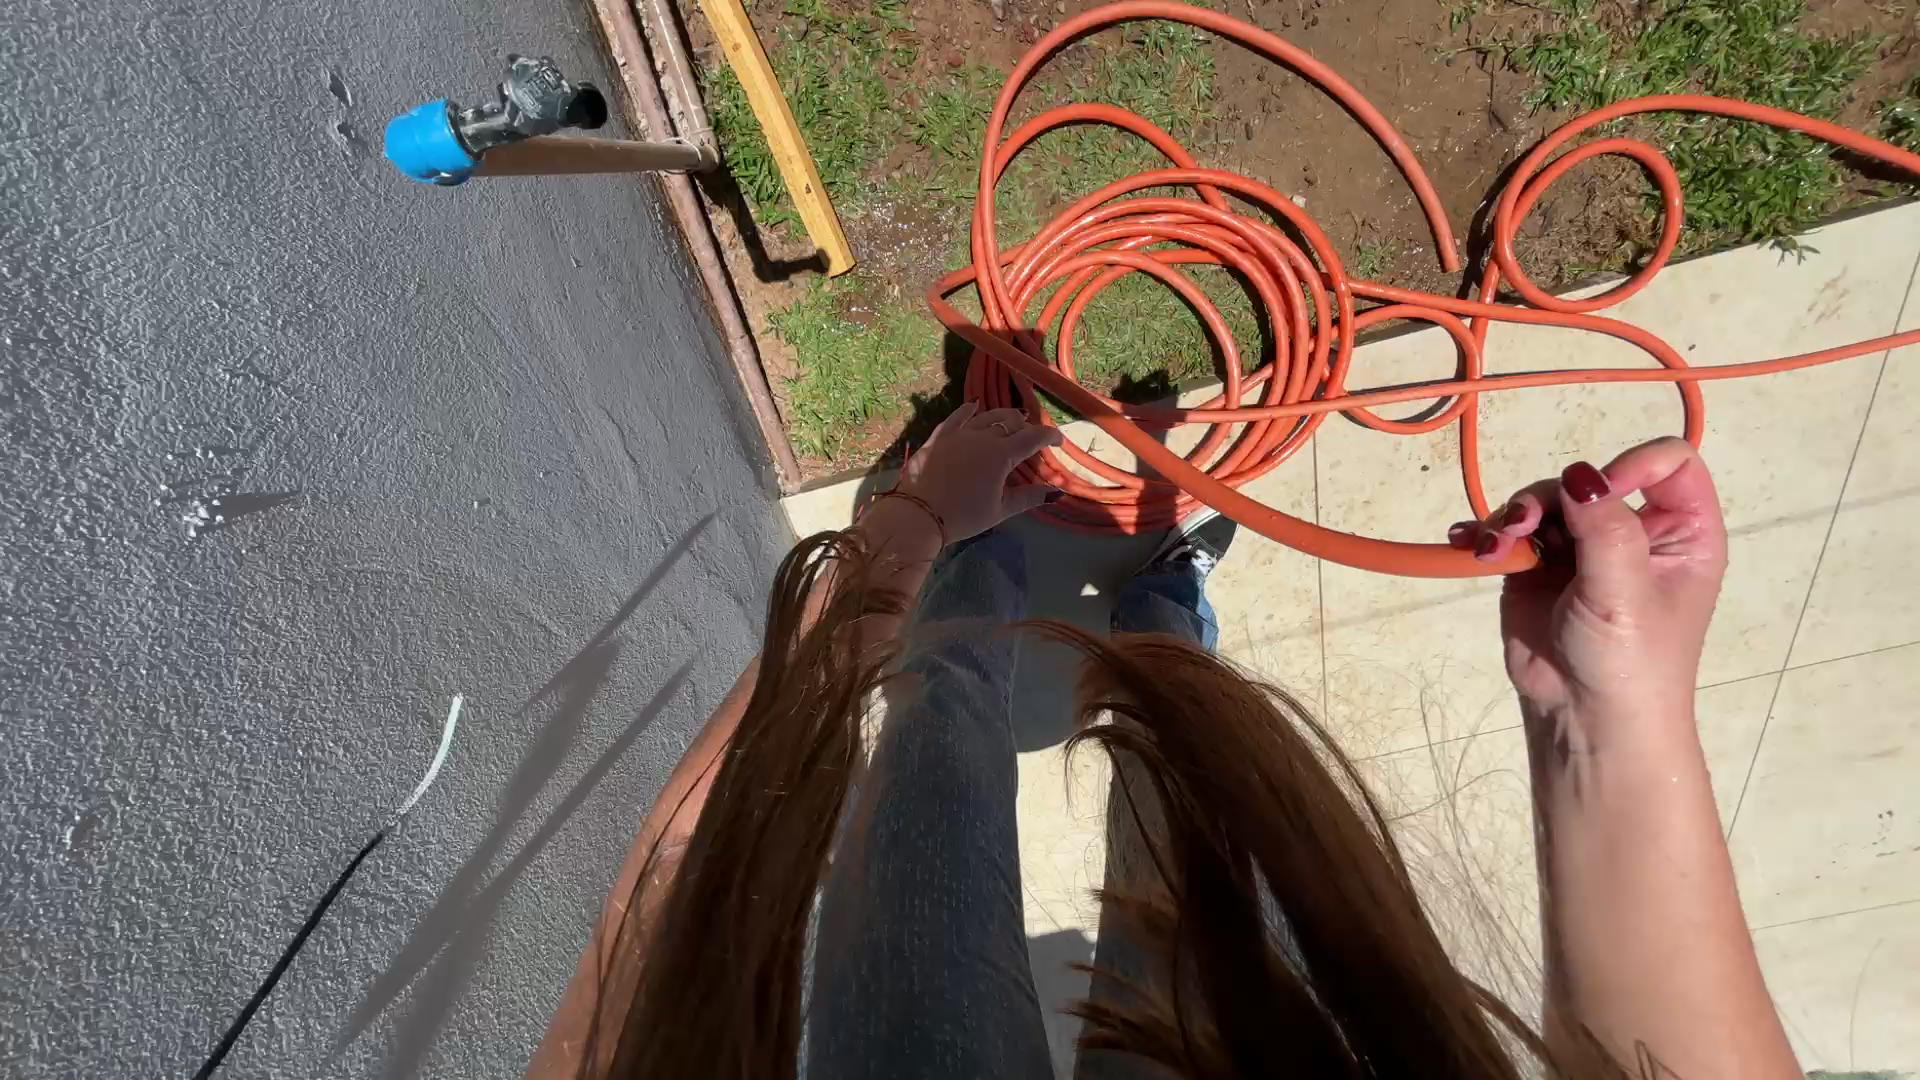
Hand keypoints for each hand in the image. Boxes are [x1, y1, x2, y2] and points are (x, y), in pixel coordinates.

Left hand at [895, 401, 1063, 542]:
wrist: (919, 515)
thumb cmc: (963, 516)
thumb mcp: (999, 510)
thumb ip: (1028, 497)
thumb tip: (1055, 493)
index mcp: (1001, 455)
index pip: (1033, 438)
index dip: (1049, 436)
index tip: (1058, 441)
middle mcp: (982, 437)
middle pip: (1010, 422)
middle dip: (1025, 427)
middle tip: (1030, 438)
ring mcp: (959, 434)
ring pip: (986, 416)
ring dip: (1002, 417)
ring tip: (1010, 422)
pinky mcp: (939, 436)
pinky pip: (957, 417)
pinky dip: (968, 410)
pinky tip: (974, 406)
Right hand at [1447, 437, 1727, 728]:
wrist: (1584, 713)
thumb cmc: (1628, 657)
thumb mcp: (1624, 591)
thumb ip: (1605, 528)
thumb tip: (1578, 472)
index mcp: (1677, 532)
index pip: (1666, 466)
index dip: (1628, 466)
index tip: (1588, 496)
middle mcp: (1628, 532)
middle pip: (1582, 482)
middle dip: (1545, 500)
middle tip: (1519, 529)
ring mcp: (1576, 551)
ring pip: (1538, 505)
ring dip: (1508, 519)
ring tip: (1489, 549)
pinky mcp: (1533, 569)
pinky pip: (1506, 534)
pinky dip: (1481, 534)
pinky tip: (1464, 543)